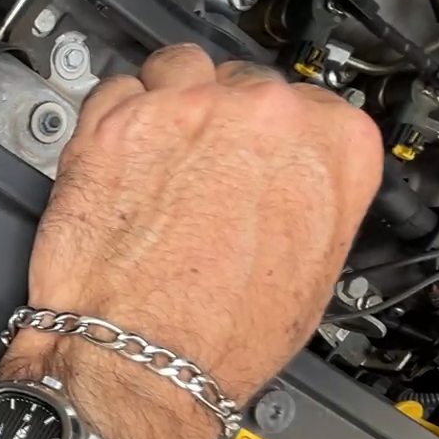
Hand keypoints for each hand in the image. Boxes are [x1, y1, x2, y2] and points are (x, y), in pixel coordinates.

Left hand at [0, 44, 381, 438]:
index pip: (299, 104)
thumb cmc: (217, 340)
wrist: (142, 365)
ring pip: (173, 73)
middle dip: (208, 121)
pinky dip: (105, 122)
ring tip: (143, 159)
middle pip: (233, 83)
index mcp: (333, 147)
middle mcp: (264, 116)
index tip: (239, 148)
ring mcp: (187, 113)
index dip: (258, 133)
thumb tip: (278, 186)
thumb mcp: (307, 272)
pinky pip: (110, 95)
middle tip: (181, 167)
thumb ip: (302, 202)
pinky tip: (107, 165)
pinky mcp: (116, 128)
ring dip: (158, 106)